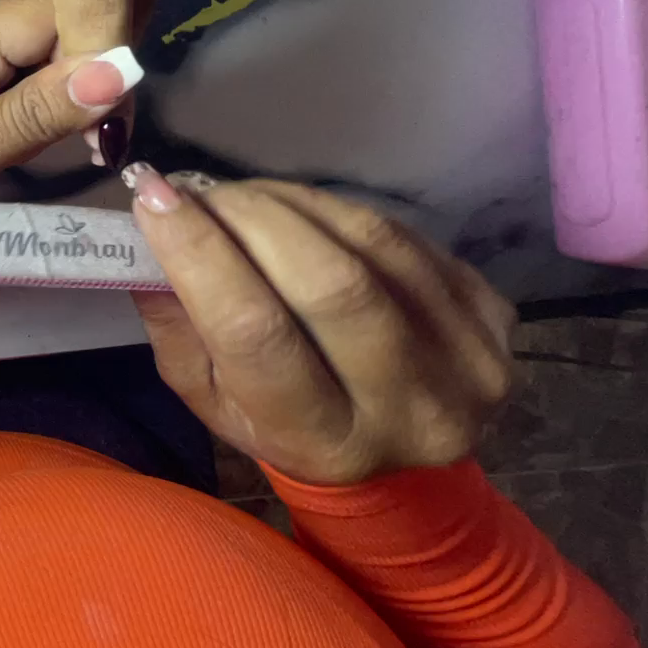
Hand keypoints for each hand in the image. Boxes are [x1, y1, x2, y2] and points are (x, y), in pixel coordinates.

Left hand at [0, 0, 142, 340]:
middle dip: (90, 73)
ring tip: (98, 142)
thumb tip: (121, 67)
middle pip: (47, 30)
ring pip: (39, 61)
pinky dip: (49, 112)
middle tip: (114, 134)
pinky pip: (20, 88)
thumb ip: (31, 114)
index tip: (131, 100)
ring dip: (74, 96)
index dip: (99, 41)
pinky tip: (69, 139)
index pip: (47, 10)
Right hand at [125, 169, 516, 485]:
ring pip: (373, 247)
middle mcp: (408, 408)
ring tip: (240, 196)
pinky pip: (408, 238)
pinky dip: (337, 210)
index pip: (252, 330)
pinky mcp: (498, 319)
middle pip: (327, 284)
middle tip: (201, 192)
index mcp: (316, 438)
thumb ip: (174, 324)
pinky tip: (296, 211)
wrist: (385, 455)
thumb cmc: (267, 419)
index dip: (199, 254)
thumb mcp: (200, 390)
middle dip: (249, 218)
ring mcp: (471, 363)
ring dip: (292, 202)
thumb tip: (149, 239)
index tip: (154, 199)